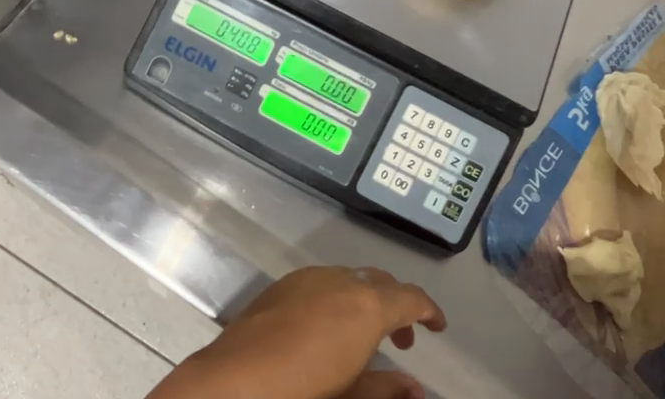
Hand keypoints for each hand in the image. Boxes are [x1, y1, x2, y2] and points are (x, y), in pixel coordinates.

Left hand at [149, 266, 446, 398]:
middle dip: (396, 305)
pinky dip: (336, 298)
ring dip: (364, 300)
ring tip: (364, 337)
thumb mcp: (350, 396)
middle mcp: (339, 281)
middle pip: (379, 282)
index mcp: (365, 306)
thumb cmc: (300, 394)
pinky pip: (321, 283)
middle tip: (403, 339)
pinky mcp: (278, 287)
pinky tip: (326, 330)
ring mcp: (305, 279)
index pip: (409, 297)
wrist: (226, 387)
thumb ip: (383, 389)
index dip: (428, 311)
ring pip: (348, 279)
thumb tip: (414, 389)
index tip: (437, 326)